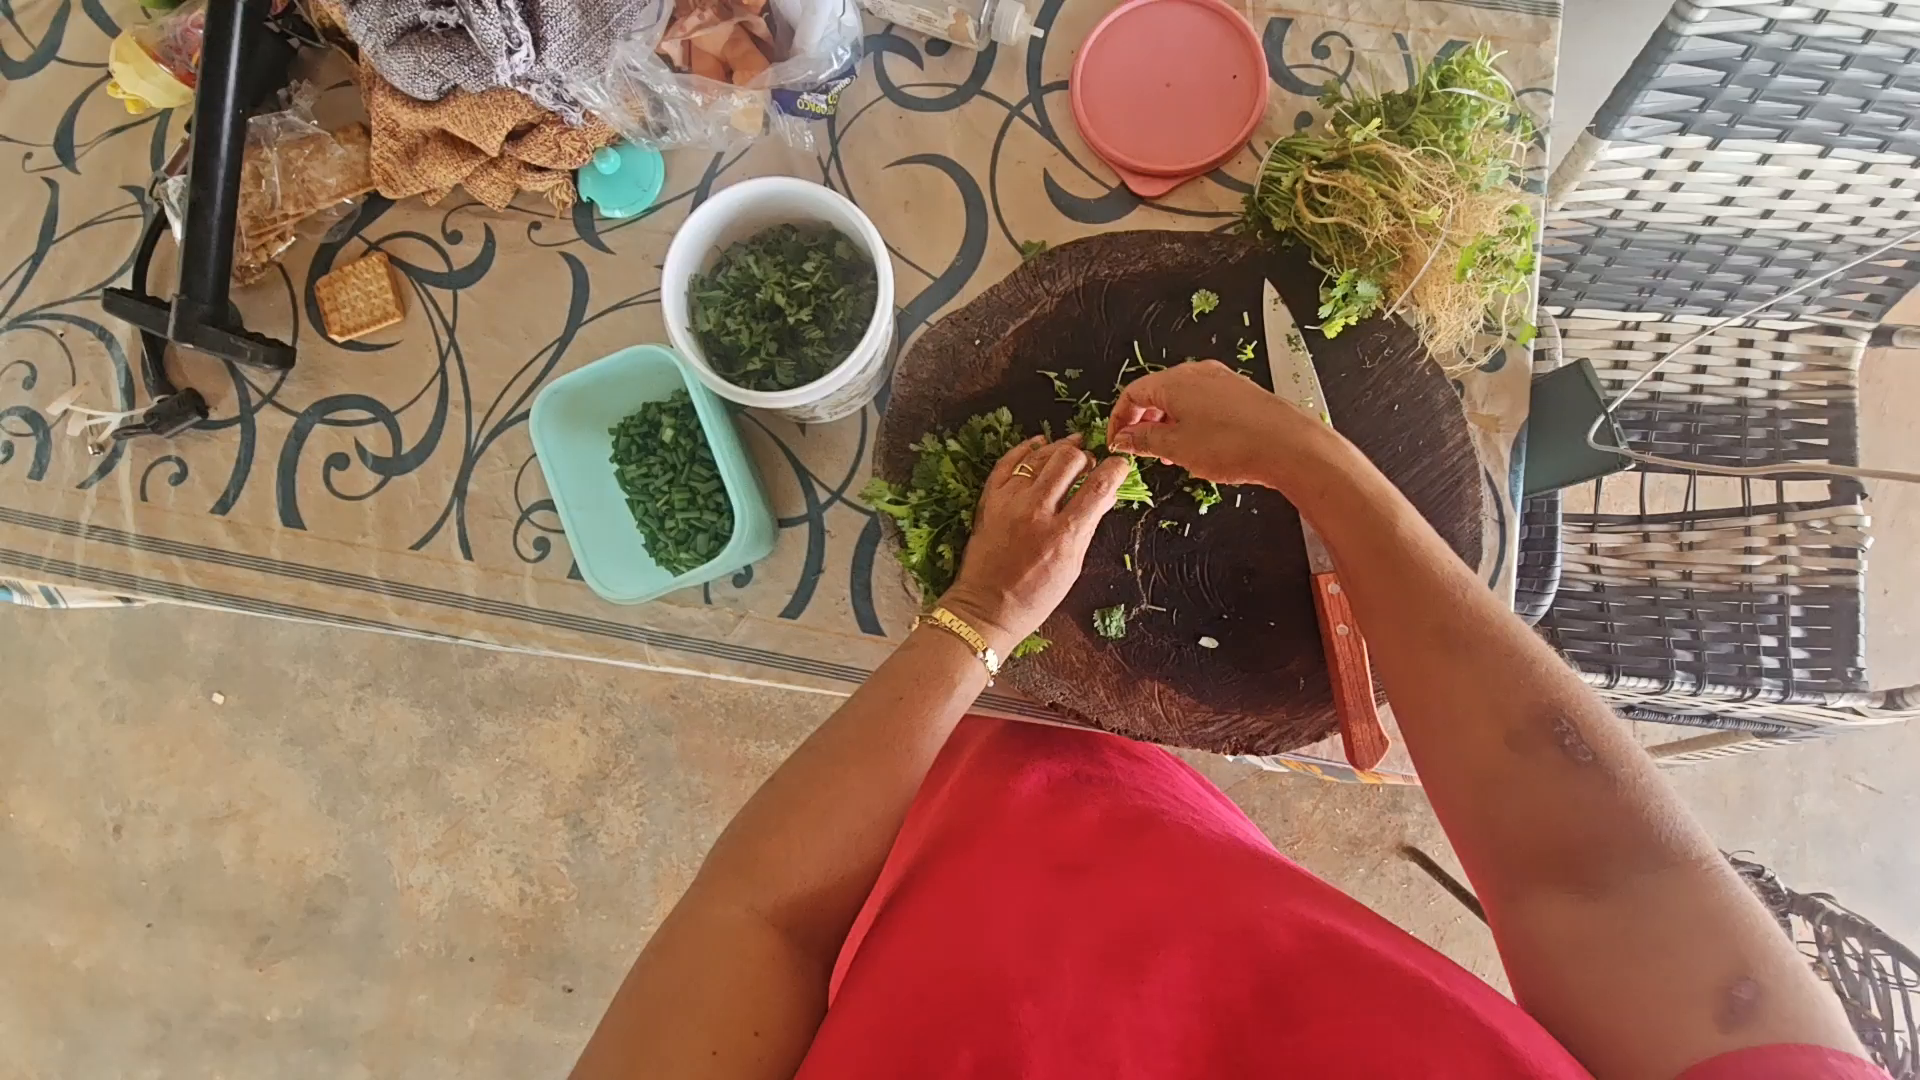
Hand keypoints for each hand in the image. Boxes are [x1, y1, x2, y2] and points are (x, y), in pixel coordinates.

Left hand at [938, 434, 1128, 656]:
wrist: (987, 607)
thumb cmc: (1034, 596)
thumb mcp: (1073, 566)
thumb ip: (1089, 527)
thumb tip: (1107, 496)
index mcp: (1063, 535)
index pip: (1098, 487)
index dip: (1115, 469)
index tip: (1119, 466)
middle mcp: (1036, 512)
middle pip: (1068, 460)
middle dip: (1085, 456)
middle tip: (1089, 463)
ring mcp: (1010, 502)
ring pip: (1040, 455)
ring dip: (1060, 449)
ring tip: (1070, 450)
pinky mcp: (990, 499)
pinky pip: (1009, 461)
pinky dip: (1026, 449)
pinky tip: (1039, 445)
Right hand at [1106, 359, 1323, 485]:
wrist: (1289, 446)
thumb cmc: (1234, 444)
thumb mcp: (1176, 448)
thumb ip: (1144, 440)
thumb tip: (1125, 438)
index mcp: (1174, 381)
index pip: (1131, 394)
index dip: (1119, 420)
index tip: (1118, 442)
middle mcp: (1196, 373)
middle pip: (1155, 393)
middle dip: (1143, 423)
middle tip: (1140, 451)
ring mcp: (1220, 381)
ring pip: (1179, 399)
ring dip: (1166, 425)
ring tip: (1169, 454)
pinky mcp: (1238, 393)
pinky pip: (1201, 403)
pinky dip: (1189, 422)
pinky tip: (1197, 448)